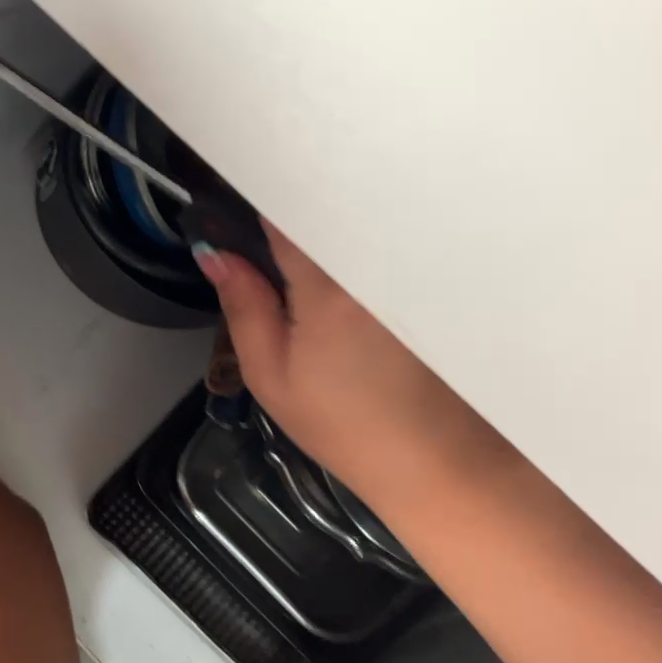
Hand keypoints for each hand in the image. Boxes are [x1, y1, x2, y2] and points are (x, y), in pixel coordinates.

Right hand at [196, 223, 516, 507]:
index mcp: (331, 288)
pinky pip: (401, 239)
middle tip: (266, 234)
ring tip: (304, 246)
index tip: (233, 210)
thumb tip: (214, 254)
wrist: (436, 458)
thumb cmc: (340, 422)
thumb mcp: (269, 371)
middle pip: (335, 209)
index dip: (259, 204)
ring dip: (335, 222)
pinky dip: (371, 239)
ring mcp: (421, 269)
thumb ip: (243, 306)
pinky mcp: (446, 280)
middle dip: (295, 212)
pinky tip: (348, 263)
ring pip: (371, 220)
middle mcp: (383, 265)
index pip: (289, 217)